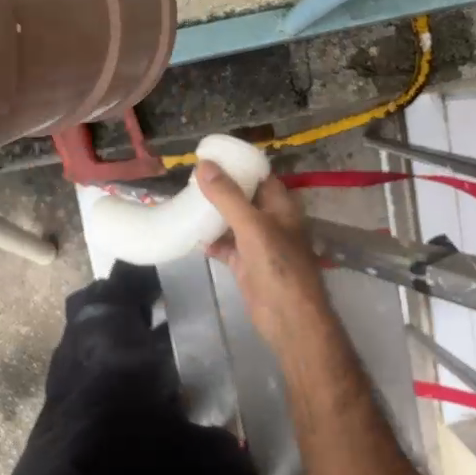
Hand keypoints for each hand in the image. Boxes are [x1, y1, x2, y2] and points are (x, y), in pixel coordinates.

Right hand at [197, 162, 332, 347]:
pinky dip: (212, 242)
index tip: (210, 157)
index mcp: (281, 206)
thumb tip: (204, 165)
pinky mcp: (247, 264)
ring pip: (233, 222)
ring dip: (214, 215)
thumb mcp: (252, 226)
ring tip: (186, 203)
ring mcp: (260, 244)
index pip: (259, 176)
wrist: (288, 317)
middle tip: (190, 180)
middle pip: (244, 197)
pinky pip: (227, 246)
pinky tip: (192, 237)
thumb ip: (228, 196)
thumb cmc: (277, 266)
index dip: (237, 165)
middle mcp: (272, 221)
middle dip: (220, 190)